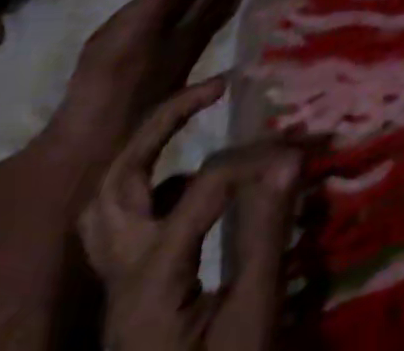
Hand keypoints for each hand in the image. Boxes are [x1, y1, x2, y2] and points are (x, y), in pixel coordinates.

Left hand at [78, 77, 300, 350]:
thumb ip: (266, 234)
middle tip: (213, 88)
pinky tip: (190, 182)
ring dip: (143, 151)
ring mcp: (118, 285)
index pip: (205, 187)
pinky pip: (121, 225)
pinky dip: (152, 188)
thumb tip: (288, 161)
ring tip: (190, 119)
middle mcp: (121, 274)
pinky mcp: (129, 293)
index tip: (299, 154)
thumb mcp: (252, 315)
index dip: (255, 160)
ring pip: (105, 202)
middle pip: (118, 180)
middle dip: (163, 123)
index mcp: (151, 279)